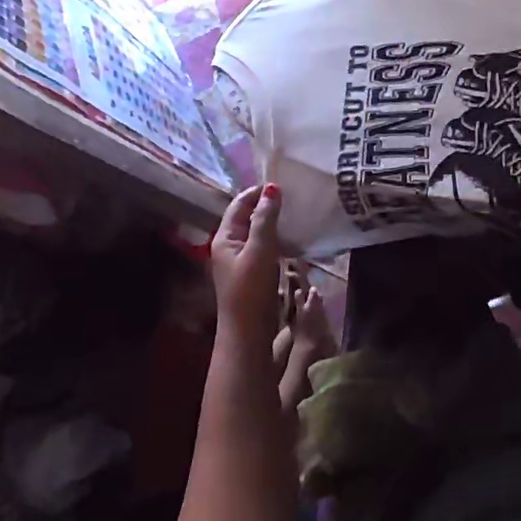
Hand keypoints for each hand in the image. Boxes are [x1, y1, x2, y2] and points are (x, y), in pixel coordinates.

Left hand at [210, 184, 282, 341]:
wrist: (247, 336)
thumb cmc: (250, 291)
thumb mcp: (260, 251)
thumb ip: (265, 219)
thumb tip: (272, 187)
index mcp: (224, 237)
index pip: (239, 204)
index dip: (257, 191)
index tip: (282, 183)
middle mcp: (229, 246)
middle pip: (246, 217)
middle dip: (266, 205)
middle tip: (292, 196)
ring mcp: (240, 261)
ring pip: (256, 233)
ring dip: (273, 222)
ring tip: (295, 213)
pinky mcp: (252, 274)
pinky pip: (264, 248)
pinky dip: (276, 239)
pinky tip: (293, 239)